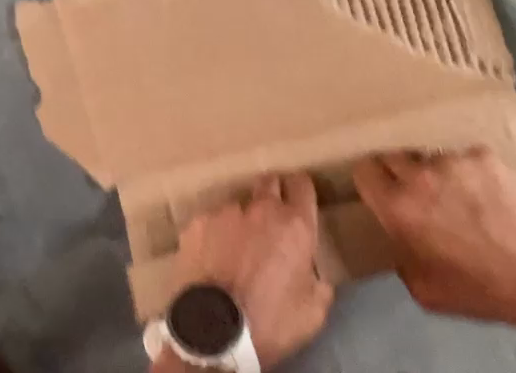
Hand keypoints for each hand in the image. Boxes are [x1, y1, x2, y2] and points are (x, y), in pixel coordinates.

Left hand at [169, 173, 333, 369]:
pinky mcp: (197, 224)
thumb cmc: (270, 323)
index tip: (299, 199)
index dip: (301, 190)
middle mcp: (261, 209)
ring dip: (241, 221)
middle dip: (272, 194)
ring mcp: (225, 213)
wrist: (214, 333)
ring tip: (236, 250)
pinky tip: (211, 259)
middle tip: (270, 221)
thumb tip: (313, 274)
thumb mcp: (312, 313)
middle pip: (269, 182)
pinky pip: (210, 223)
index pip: (302, 185)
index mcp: (295, 225)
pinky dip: (214, 236)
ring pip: (237, 206)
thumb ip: (318, 282)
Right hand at [352, 148, 515, 327]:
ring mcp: (454, 160)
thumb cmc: (479, 289)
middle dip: (399, 173)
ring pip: (432, 157)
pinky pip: (466, 158)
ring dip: (438, 174)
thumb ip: (401, 256)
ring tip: (462, 198)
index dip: (370, 181)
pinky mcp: (484, 155)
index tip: (381, 192)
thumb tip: (401, 238)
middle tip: (419, 195)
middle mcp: (420, 175)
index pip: (364, 171)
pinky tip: (490, 195)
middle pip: (392, 156)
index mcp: (399, 206)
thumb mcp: (425, 290)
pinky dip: (471, 173)